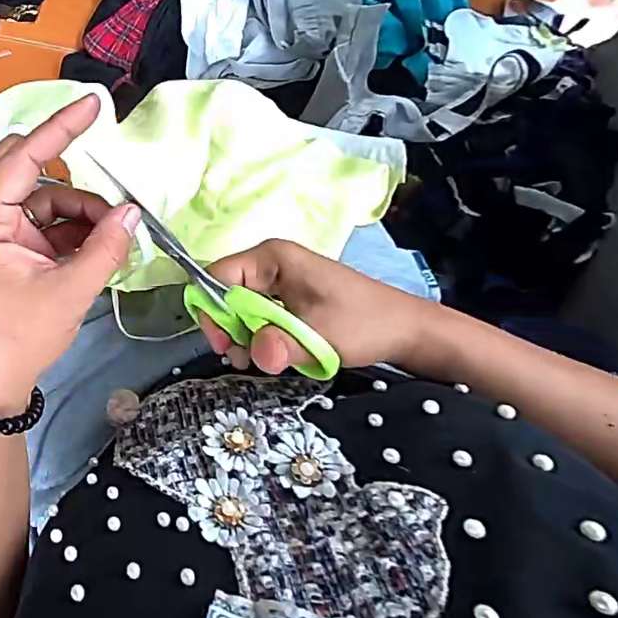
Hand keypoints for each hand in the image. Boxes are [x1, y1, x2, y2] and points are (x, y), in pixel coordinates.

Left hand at [0, 95, 139, 414]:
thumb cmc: (19, 339)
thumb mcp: (69, 294)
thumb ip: (104, 250)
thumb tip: (133, 213)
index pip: (21, 158)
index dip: (60, 128)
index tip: (93, 104)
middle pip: (24, 166)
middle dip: (70, 173)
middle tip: (104, 175)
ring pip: (43, 195)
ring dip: (80, 209)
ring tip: (110, 237)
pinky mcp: (13, 249)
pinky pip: (47, 221)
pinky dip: (75, 228)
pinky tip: (98, 246)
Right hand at [196, 239, 437, 373]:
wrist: (405, 330)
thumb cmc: (365, 323)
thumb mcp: (321, 336)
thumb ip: (283, 345)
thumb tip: (255, 354)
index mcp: (273, 258)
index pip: (217, 277)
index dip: (213, 311)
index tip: (225, 345)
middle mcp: (271, 264)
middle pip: (225, 295)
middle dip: (230, 330)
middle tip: (246, 358)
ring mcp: (280, 281)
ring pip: (240, 310)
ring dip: (246, 338)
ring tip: (268, 358)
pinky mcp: (288, 299)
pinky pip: (259, 316)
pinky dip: (262, 338)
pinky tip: (278, 352)